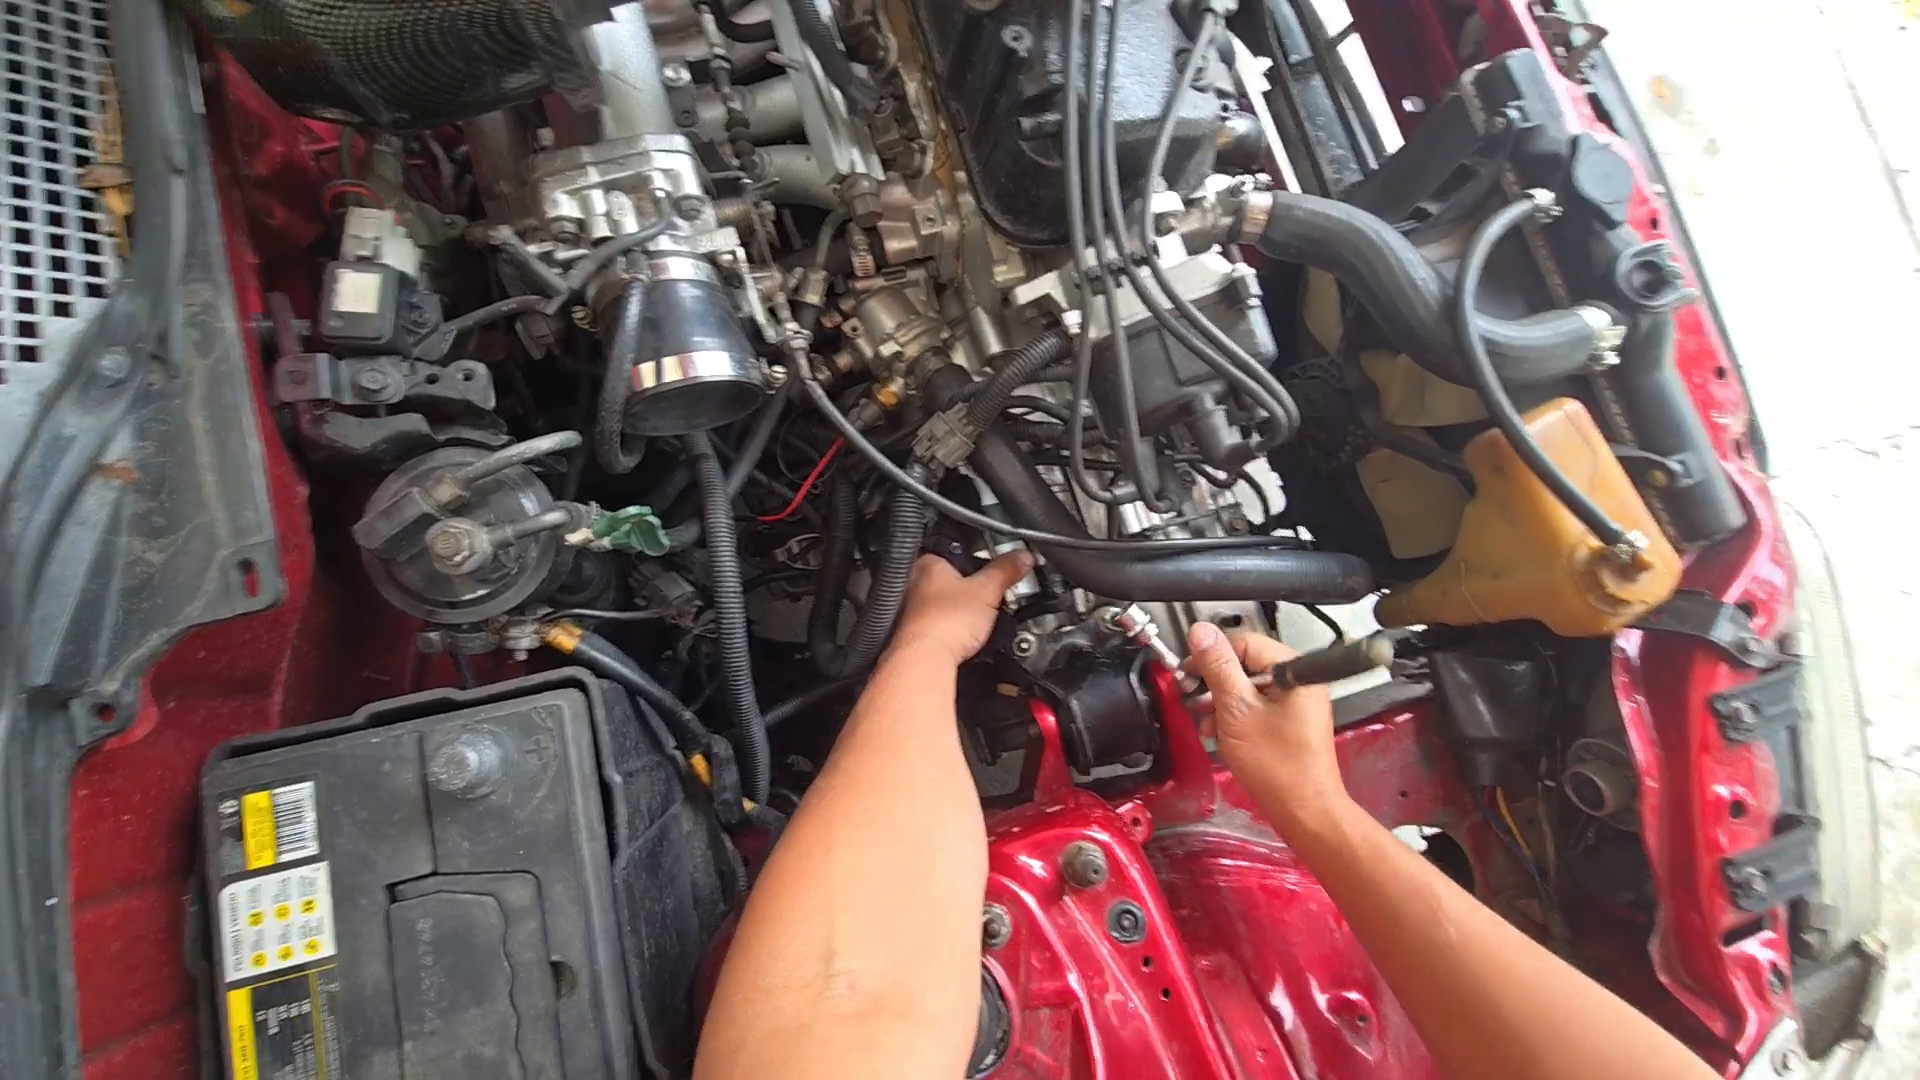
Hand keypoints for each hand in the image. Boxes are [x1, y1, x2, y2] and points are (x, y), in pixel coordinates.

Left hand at [886, 553, 1033, 667]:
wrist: (927, 659)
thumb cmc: (944, 622)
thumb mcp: (987, 590)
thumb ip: (1005, 571)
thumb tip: (1021, 557)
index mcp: (928, 564)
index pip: (953, 550)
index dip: (974, 557)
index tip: (990, 566)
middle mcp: (914, 584)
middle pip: (948, 578)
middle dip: (968, 586)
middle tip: (987, 594)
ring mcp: (912, 609)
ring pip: (943, 602)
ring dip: (959, 609)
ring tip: (977, 618)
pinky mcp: (916, 632)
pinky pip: (939, 624)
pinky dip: (951, 628)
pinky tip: (963, 635)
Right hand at [1184, 622, 1351, 833]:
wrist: (1303, 811)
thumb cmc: (1275, 764)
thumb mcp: (1236, 710)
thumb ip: (1218, 667)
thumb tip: (1200, 630)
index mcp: (1295, 670)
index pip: (1244, 642)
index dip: (1211, 655)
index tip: (1188, 674)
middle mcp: (1299, 680)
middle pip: (1244, 663)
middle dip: (1214, 683)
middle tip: (1192, 699)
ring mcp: (1295, 701)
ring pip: (1246, 686)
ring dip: (1219, 701)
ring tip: (1205, 722)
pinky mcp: (1288, 720)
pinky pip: (1255, 705)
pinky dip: (1233, 714)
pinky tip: (1218, 731)